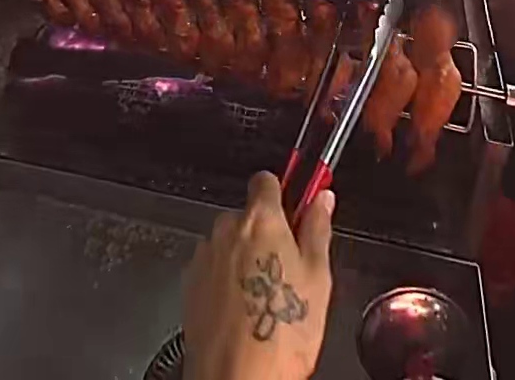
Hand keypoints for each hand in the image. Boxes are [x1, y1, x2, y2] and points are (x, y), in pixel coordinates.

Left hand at [183, 171, 334, 379]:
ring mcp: (206, 253)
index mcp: (261, 218)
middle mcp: (228, 227)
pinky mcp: (191, 281)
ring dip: (244, 255)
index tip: (295, 207)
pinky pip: (213, 265)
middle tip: (287, 266)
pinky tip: (242, 308)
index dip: (282, 192)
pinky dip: (225, 278)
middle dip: (266, 232)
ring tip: (265, 295)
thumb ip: (317, 228)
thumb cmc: (279, 335)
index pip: (267, 179)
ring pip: (230, 241)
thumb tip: (322, 199)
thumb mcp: (317, 278)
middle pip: (249, 213)